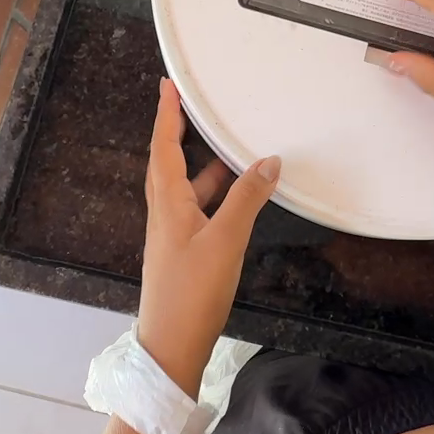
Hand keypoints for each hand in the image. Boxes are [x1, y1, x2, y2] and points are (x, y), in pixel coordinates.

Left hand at [138, 78, 280, 394]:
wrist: (170, 347)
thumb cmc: (192, 291)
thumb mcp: (225, 240)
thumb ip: (247, 198)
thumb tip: (269, 161)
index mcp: (168, 201)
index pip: (164, 146)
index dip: (167, 114)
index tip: (168, 85)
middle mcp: (165, 211)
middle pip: (169, 160)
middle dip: (178, 131)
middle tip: (191, 105)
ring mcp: (172, 232)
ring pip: (185, 185)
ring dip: (202, 163)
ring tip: (227, 146)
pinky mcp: (182, 250)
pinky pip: (196, 206)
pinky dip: (213, 192)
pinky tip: (234, 195)